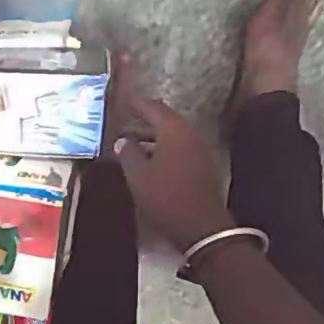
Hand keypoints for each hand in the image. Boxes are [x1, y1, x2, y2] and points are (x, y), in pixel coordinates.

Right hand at [111, 96, 235, 250]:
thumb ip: (128, 154)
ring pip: (171, 136)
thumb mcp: (138, 176)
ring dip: (152, 137)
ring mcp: (198, 151)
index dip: (138, 104)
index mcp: (173, 131)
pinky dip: (162, 149)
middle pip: (165, 121)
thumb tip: (123, 140)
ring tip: (132, 142)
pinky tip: (149, 161)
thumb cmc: (165, 197)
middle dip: (145, 120)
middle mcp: (189, 135)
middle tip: (126, 120)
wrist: (199, 225)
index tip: (126, 99)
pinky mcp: (200, 167)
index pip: (153, 108)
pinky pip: (178, 150)